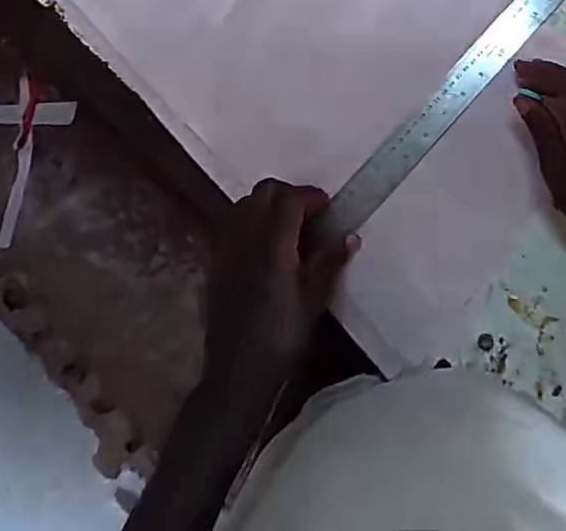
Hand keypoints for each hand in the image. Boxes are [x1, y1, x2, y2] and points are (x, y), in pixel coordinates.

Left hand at [202, 178, 357, 400]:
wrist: (237, 373)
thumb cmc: (281, 339)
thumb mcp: (314, 302)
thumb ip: (330, 262)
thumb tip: (350, 235)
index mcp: (272, 245)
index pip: (289, 200)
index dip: (311, 196)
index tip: (327, 205)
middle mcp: (245, 238)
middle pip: (264, 192)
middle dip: (289, 193)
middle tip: (310, 213)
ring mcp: (226, 247)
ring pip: (244, 203)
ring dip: (267, 203)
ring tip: (287, 225)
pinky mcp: (215, 260)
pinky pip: (230, 222)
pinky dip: (248, 218)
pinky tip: (262, 243)